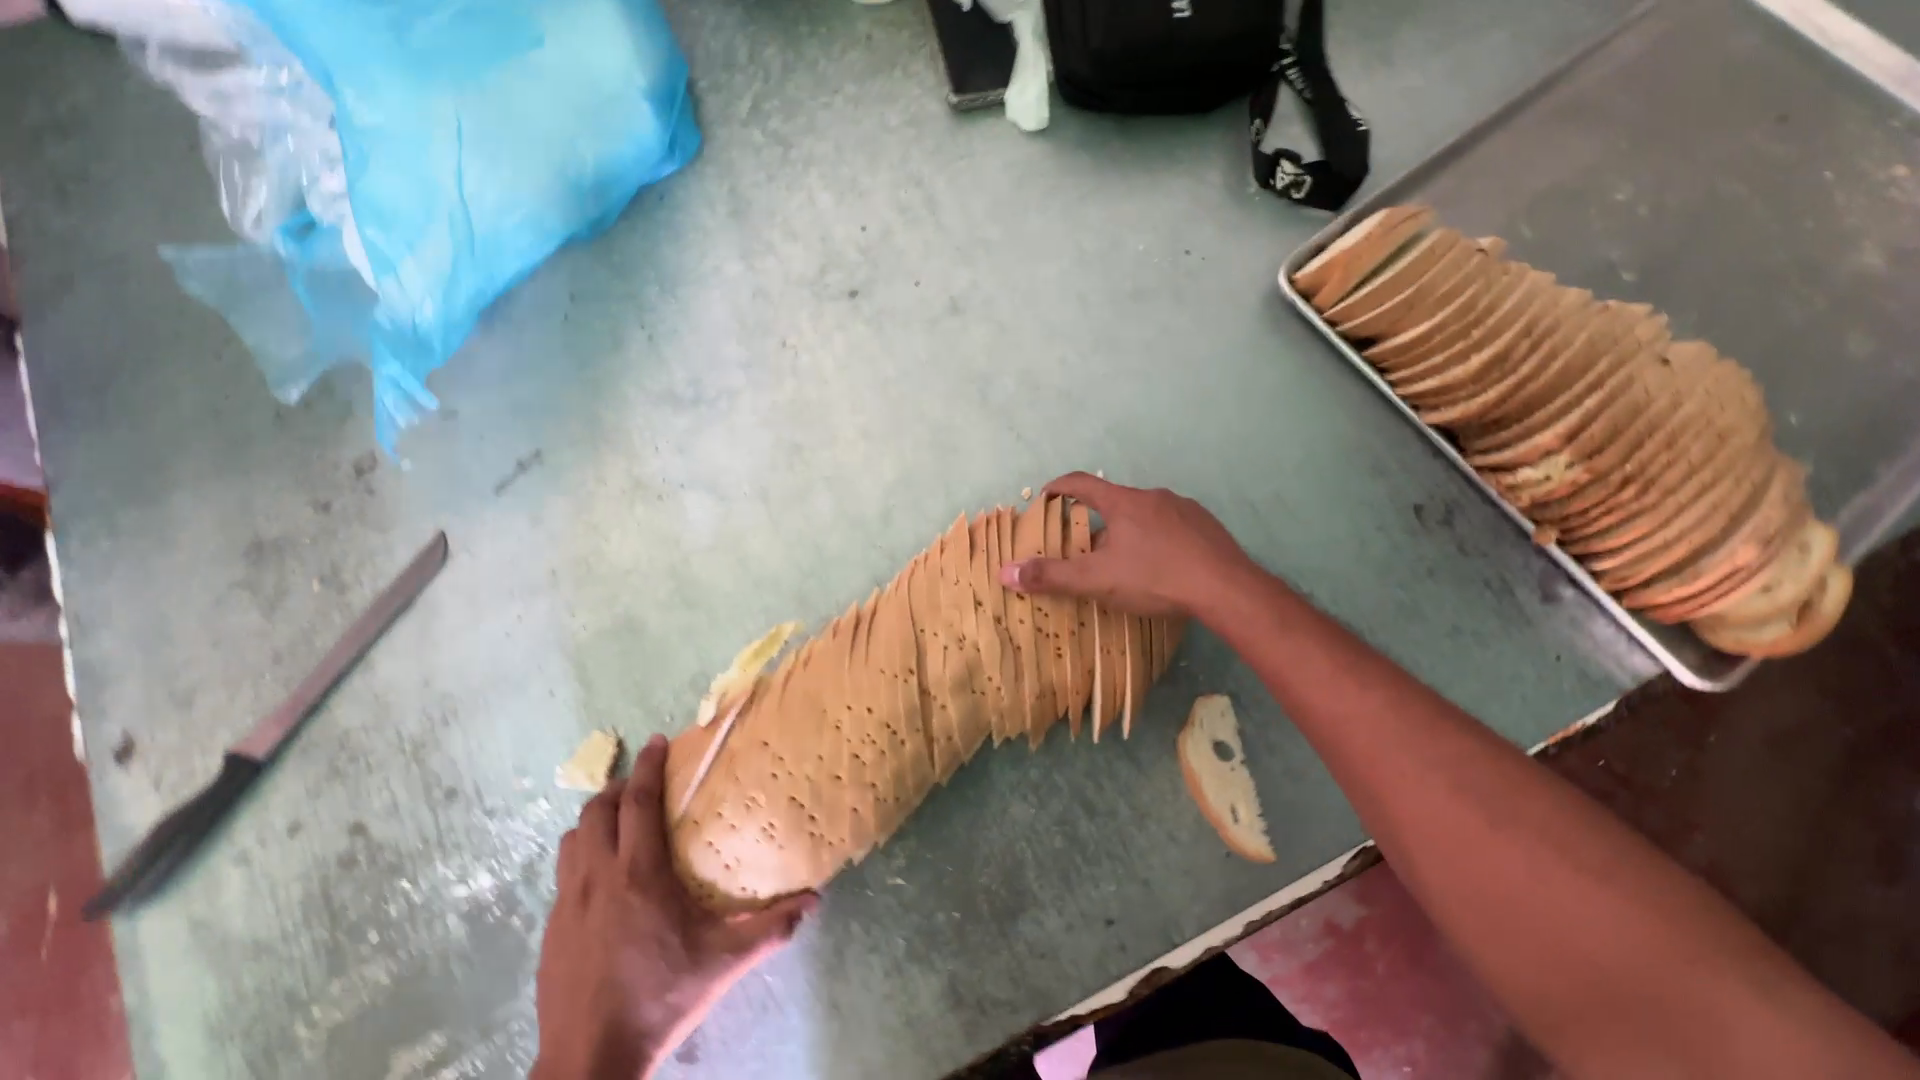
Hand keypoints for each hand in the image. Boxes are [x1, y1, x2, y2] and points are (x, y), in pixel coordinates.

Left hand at [532, 735, 816, 1079]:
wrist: (591, 1056)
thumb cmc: (662, 997)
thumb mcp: (724, 962)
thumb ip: (770, 927)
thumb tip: (814, 901)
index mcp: (639, 874)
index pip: (638, 802)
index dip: (648, 767)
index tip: (658, 743)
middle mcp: (598, 877)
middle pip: (597, 810)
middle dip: (619, 788)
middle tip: (643, 786)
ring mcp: (567, 902)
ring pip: (573, 838)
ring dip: (595, 820)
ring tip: (618, 825)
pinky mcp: (551, 927)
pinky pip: (564, 872)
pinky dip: (582, 856)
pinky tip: (602, 880)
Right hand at [997, 473, 1259, 618]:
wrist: (1225, 588)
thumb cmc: (1155, 578)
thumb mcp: (1097, 580)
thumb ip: (1051, 576)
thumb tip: (1005, 572)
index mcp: (1123, 503)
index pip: (1082, 484)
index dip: (1060, 488)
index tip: (1047, 496)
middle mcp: (1153, 496)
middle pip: (1115, 502)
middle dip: (1098, 521)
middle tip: (1087, 548)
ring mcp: (1183, 509)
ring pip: (1146, 514)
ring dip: (1130, 531)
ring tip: (1127, 561)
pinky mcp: (1206, 525)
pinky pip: (1173, 526)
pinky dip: (1159, 540)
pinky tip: (1163, 565)